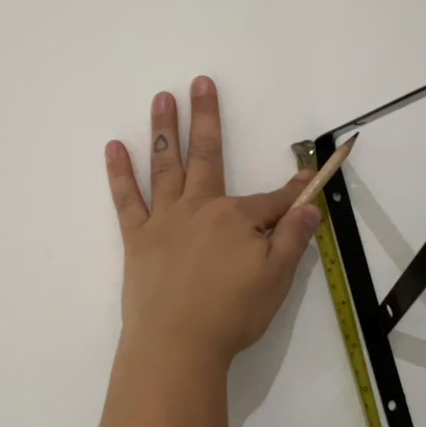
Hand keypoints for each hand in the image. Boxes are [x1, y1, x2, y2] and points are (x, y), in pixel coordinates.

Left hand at [106, 76, 320, 370]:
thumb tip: (309, 207)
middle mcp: (200, 209)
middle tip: (202, 81)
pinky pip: (127, 199)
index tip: (311, 174)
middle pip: (207, 155)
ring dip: (164, 129)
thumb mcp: (277, 279)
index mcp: (237, 219)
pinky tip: (114, 147)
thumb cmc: (231, 314)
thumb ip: (293, 239)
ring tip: (162, 97)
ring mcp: (165, 220)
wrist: (176, 345)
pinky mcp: (137, 238)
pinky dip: (120, 173)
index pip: (275, 200)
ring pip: (166, 166)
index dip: (296, 190)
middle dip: (207, 117)